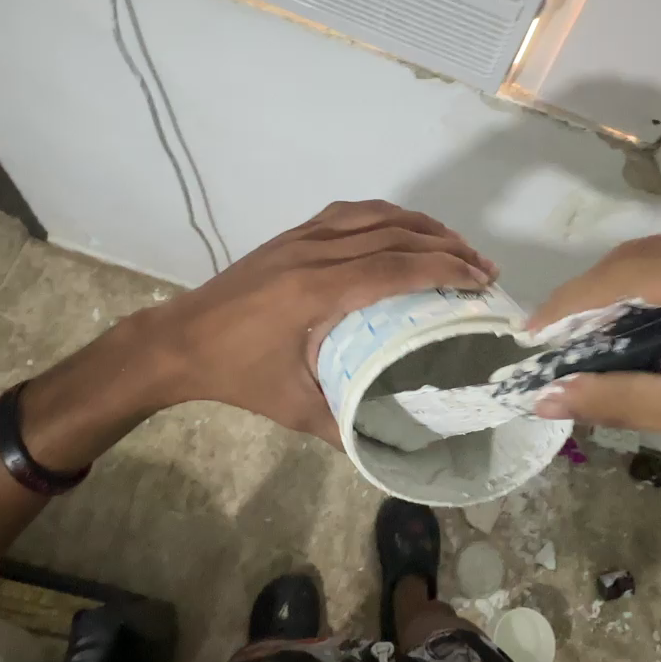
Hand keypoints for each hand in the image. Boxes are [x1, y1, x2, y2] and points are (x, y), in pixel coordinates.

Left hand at [47, 201, 495, 448]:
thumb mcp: (293, 408)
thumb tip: (389, 449)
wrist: (177, 342)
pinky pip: (350, 212)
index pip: (395, 267)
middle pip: (394, 235)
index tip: (480, 280)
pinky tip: (403, 230)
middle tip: (483, 267)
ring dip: (421, 225)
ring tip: (456, 245)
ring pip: (375, 215)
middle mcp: (314, 251)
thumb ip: (343, 425)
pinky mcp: (292, 234)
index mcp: (316, 291)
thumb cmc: (236, 376)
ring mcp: (301, 236)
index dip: (444, 269)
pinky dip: (387, 215)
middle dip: (446, 247)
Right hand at [527, 204, 660, 468]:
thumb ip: (619, 397)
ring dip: (629, 294)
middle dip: (598, 301)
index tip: (531, 335)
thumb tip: (545, 396)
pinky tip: (651, 323)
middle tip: (562, 347)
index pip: (629, 270)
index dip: (572, 301)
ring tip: (597, 340)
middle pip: (646, 257)